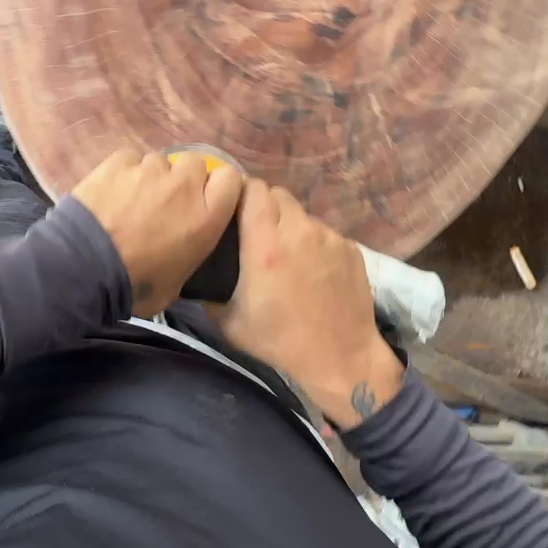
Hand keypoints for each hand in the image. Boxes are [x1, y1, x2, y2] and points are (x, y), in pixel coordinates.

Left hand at [68, 150, 242, 316]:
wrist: (83, 268)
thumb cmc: (135, 285)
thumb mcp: (177, 285)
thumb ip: (189, 257)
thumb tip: (183, 253)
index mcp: (206, 217)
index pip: (231, 179)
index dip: (219, 187)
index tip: (207, 200)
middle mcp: (184, 186)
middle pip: (196, 165)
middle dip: (184, 180)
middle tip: (166, 204)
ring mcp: (150, 169)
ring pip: (161, 161)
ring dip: (152, 178)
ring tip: (132, 200)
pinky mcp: (118, 161)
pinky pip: (130, 160)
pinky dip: (125, 173)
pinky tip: (112, 192)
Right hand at [213, 179, 403, 429]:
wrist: (340, 357)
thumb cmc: (280, 341)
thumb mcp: (230, 323)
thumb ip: (209, 293)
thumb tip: (196, 278)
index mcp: (266, 246)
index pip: (252, 190)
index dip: (241, 195)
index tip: (234, 210)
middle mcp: (299, 232)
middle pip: (277, 195)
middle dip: (264, 207)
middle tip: (257, 233)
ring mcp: (329, 238)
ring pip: (302, 214)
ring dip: (290, 226)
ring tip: (287, 256)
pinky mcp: (351, 248)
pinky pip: (325, 233)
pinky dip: (314, 244)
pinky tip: (313, 272)